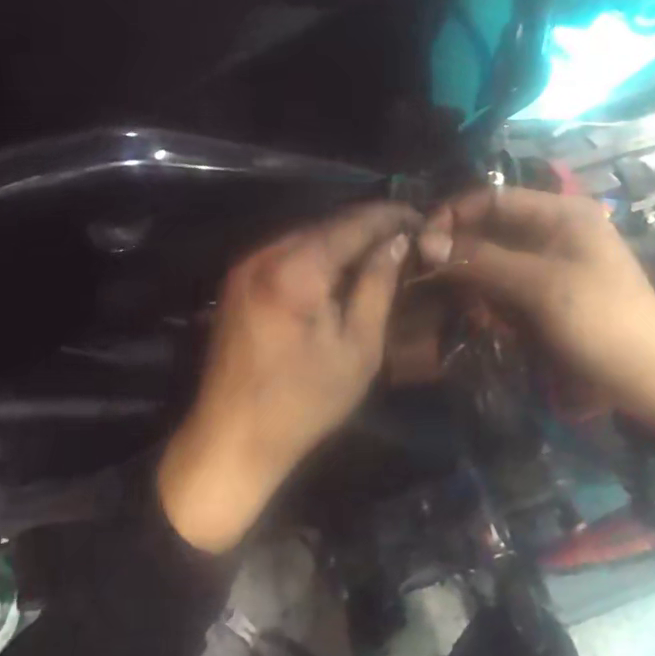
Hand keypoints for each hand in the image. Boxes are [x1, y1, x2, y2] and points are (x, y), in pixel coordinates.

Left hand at [158, 202, 420, 552]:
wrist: (232, 438)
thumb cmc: (304, 402)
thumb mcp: (358, 347)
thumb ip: (377, 286)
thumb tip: (397, 242)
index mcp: (295, 269)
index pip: (352, 223)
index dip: (389, 217)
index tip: (422, 218)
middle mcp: (265, 254)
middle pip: (326, 224)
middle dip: (367, 226)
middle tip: (406, 235)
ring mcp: (246, 265)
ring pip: (305, 235)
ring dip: (343, 238)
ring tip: (381, 249)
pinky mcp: (238, 281)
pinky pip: (286, 252)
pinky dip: (317, 253)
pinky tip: (341, 268)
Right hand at [418, 187, 654, 433]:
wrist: (653, 383)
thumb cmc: (601, 323)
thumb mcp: (539, 287)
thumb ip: (480, 260)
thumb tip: (424, 241)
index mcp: (561, 213)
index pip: (491, 198)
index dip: (453, 216)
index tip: (419, 244)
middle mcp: (554, 230)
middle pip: (489, 229)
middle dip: (460, 253)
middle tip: (431, 280)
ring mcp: (551, 264)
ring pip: (492, 261)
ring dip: (473, 282)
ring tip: (467, 309)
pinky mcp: (547, 295)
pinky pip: (505, 287)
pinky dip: (490, 301)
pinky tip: (488, 322)